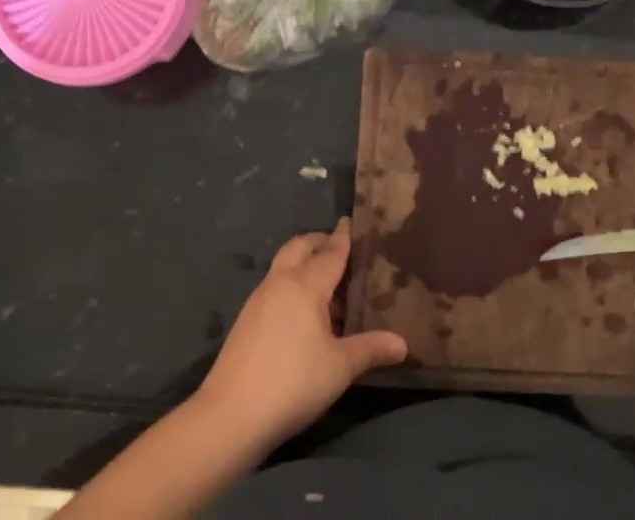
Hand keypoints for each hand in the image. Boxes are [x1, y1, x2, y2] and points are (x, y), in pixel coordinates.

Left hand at [198, 217, 407, 441]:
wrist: (231, 414)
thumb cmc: (293, 381)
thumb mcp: (340, 367)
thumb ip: (371, 349)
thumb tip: (403, 344)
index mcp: (305, 285)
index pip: (329, 253)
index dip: (343, 237)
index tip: (350, 221)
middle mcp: (279, 283)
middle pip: (299, 248)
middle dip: (318, 242)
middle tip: (339, 247)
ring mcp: (257, 302)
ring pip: (283, 268)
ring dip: (303, 265)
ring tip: (327, 284)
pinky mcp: (245, 322)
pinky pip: (274, 288)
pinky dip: (291, 286)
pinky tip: (303, 313)